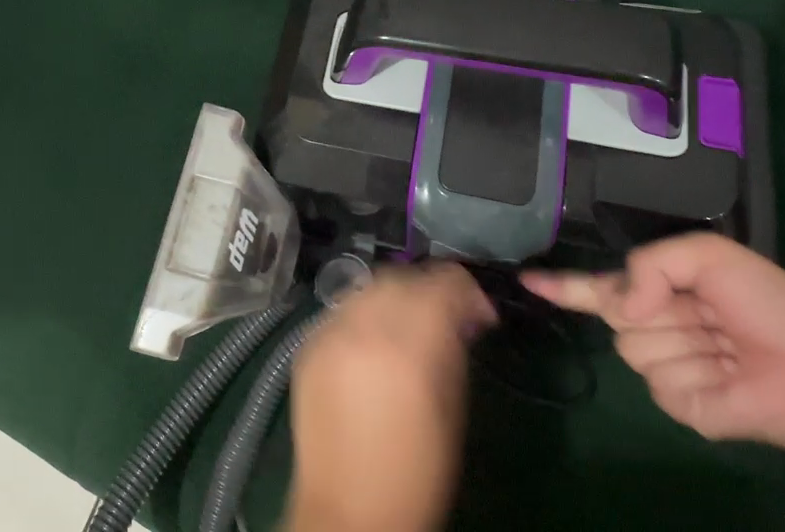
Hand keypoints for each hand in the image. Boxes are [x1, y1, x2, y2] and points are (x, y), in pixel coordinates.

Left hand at [286, 264, 496, 531]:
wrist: (349, 513)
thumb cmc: (416, 473)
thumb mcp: (452, 409)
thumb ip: (454, 350)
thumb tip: (461, 319)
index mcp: (409, 343)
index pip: (441, 282)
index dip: (467, 290)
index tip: (479, 313)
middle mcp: (363, 326)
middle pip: (400, 277)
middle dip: (427, 289)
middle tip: (446, 317)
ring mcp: (328, 333)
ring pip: (365, 287)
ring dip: (392, 297)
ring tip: (407, 327)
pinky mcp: (305, 347)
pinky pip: (340, 313)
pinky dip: (361, 316)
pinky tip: (372, 343)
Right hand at [523, 233, 784, 451]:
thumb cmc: (768, 304)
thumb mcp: (709, 256)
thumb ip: (651, 262)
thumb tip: (624, 306)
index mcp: (660, 291)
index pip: (600, 287)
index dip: (564, 286)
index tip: (528, 280)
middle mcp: (654, 327)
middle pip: (613, 312)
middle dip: (656, 307)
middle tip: (706, 314)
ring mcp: (664, 367)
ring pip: (635, 348)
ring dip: (684, 341)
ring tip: (726, 346)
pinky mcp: (678, 404)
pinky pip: (661, 383)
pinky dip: (698, 375)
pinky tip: (730, 376)